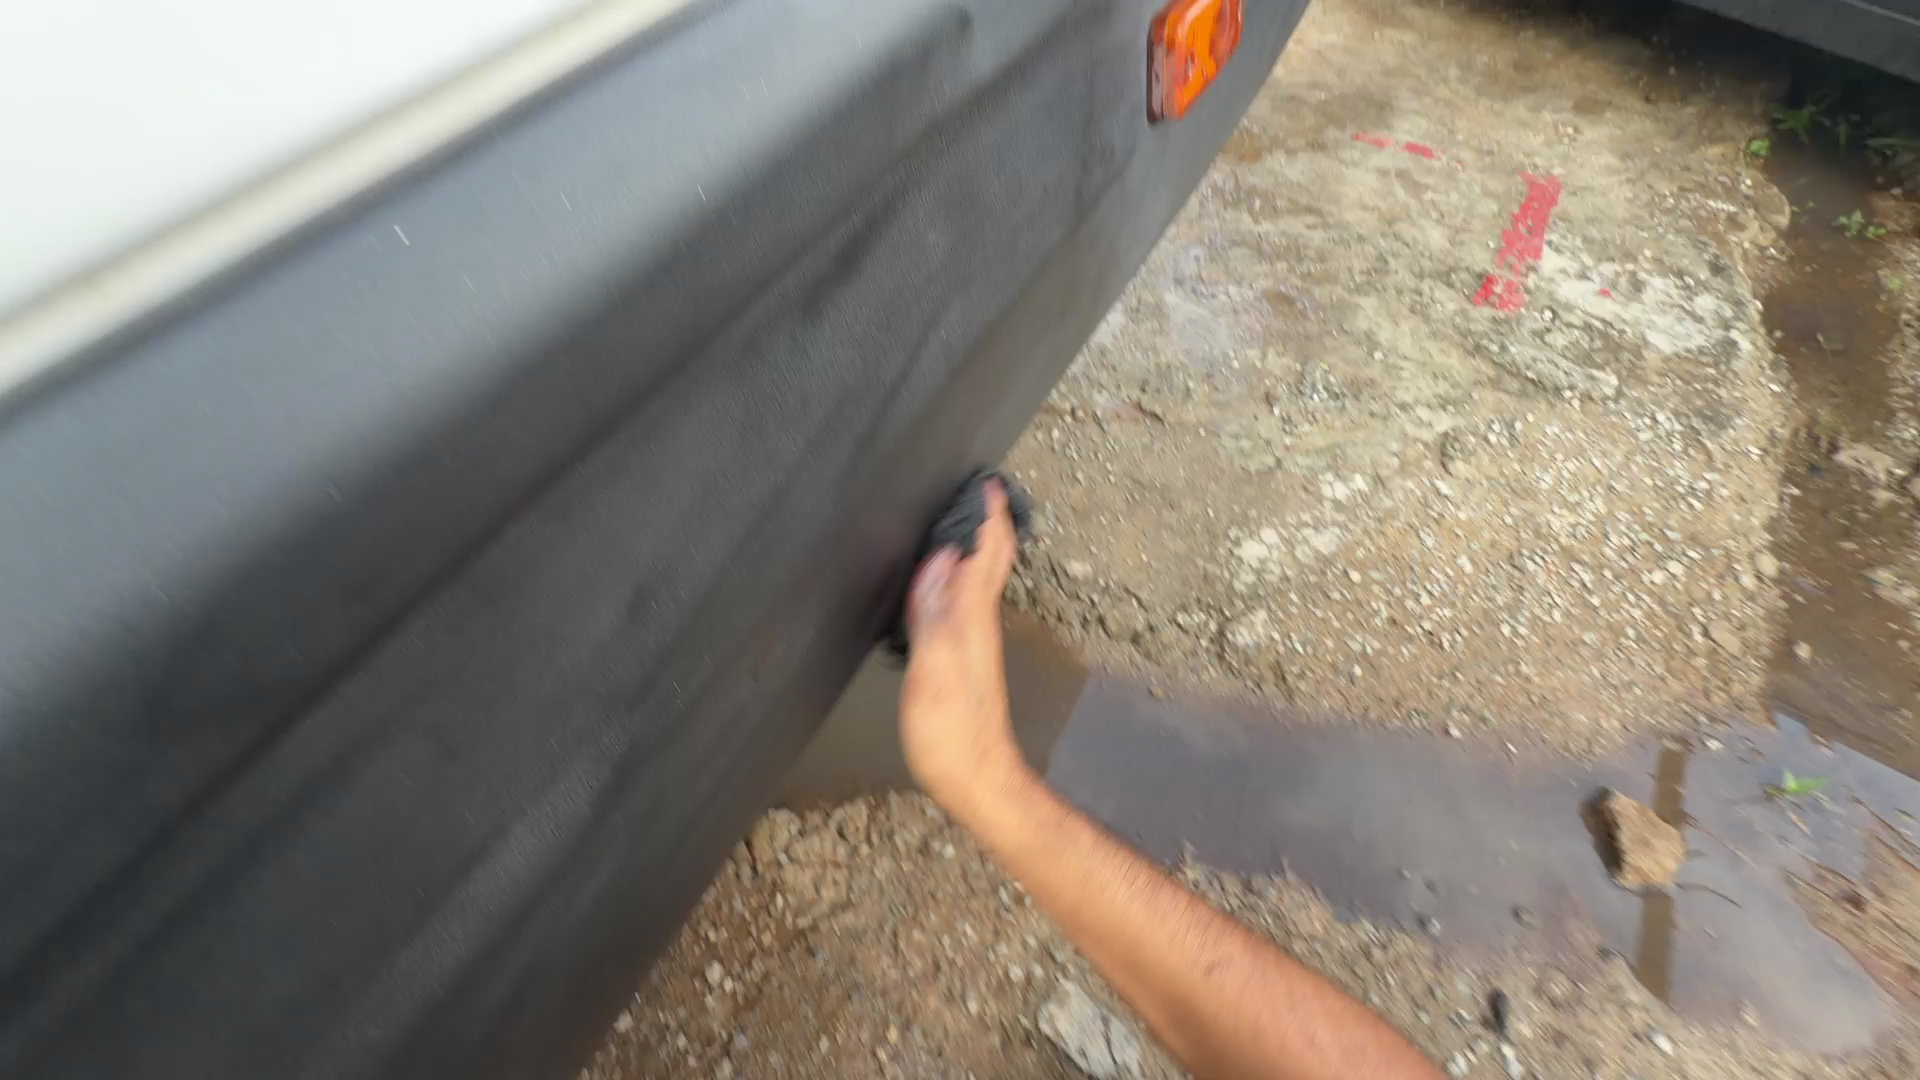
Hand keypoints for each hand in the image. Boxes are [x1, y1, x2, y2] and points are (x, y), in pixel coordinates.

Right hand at [899, 482, 1025, 809]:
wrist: (975, 777)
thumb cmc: (951, 731)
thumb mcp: (935, 671)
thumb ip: (936, 613)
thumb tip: (942, 558)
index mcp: (973, 617)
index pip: (989, 551)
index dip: (990, 515)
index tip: (987, 481)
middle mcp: (979, 621)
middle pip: (993, 559)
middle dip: (990, 521)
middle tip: (981, 491)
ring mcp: (975, 638)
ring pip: (983, 575)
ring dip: (980, 543)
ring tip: (964, 520)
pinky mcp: (966, 656)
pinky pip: (968, 598)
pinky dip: (964, 573)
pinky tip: (949, 577)